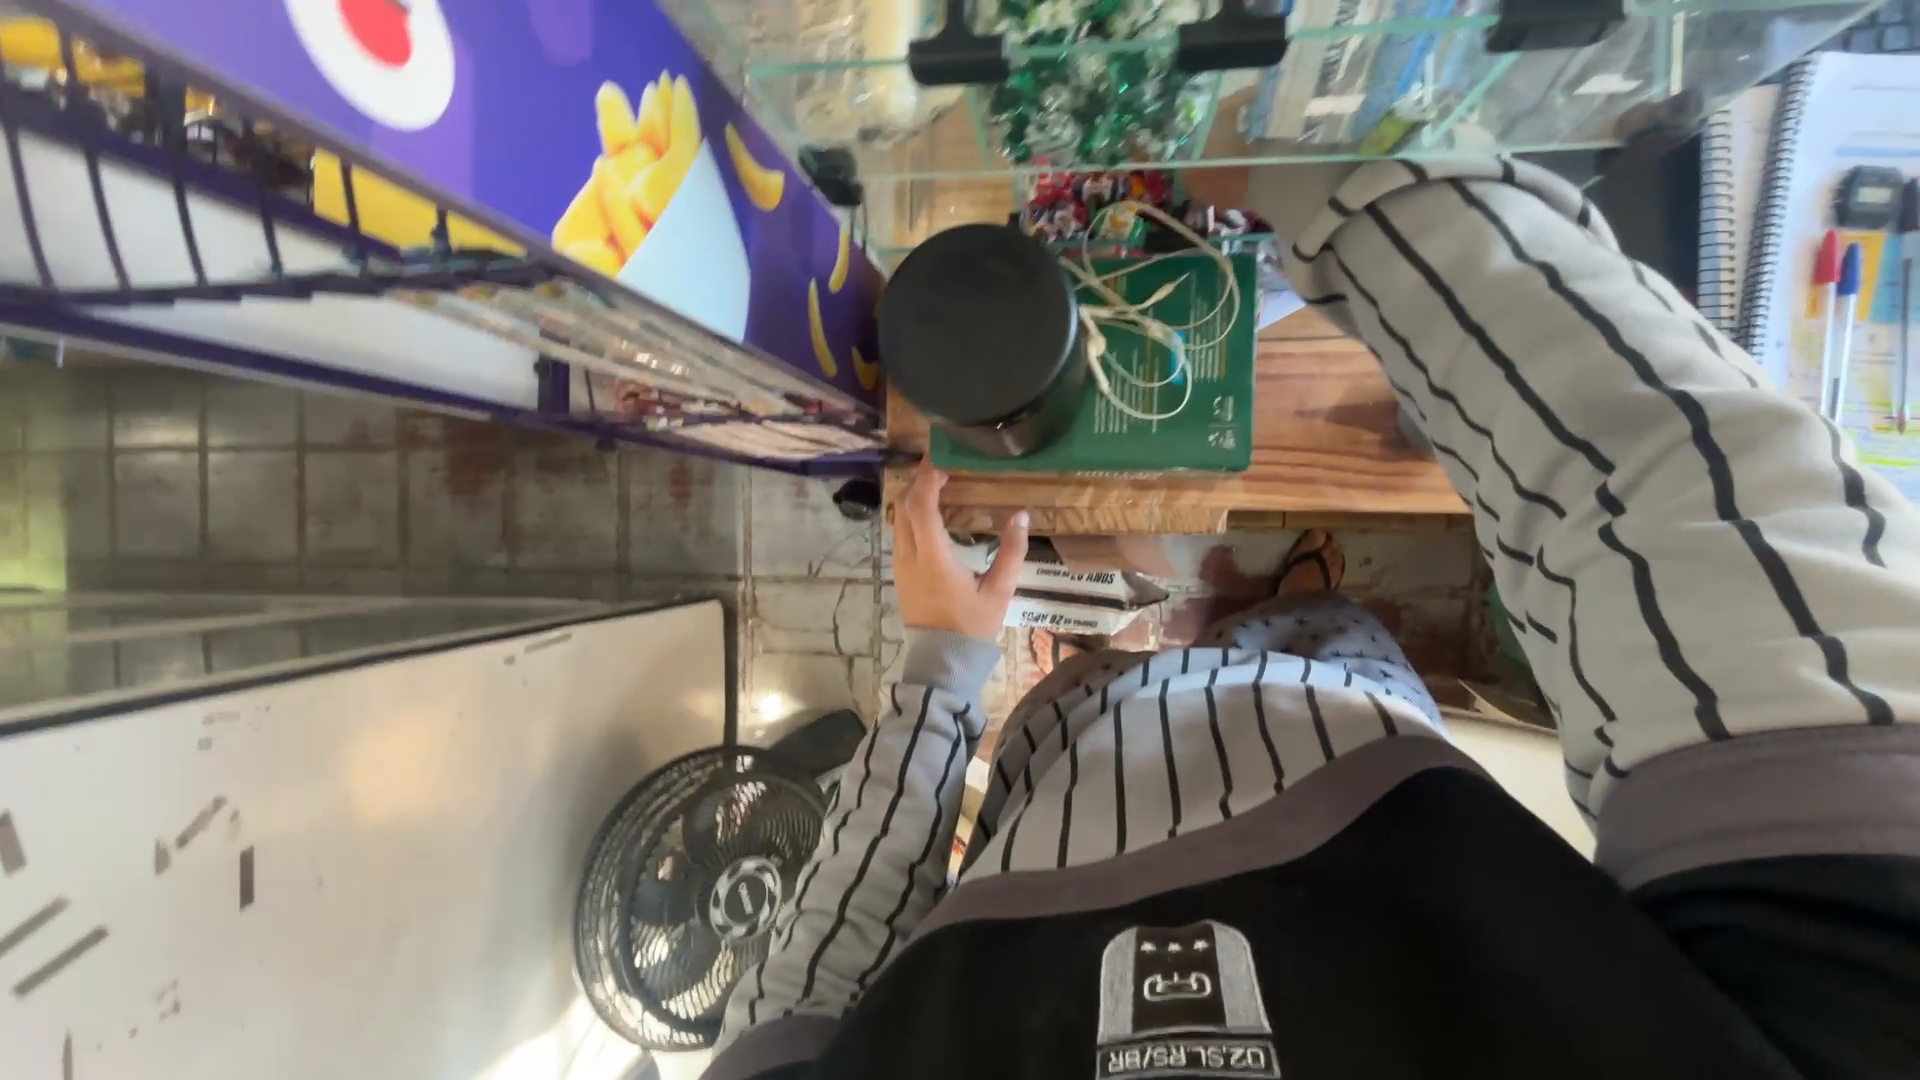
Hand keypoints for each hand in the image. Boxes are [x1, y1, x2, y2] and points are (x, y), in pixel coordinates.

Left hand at [894, 463, 1029, 641]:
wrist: (942, 659)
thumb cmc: (972, 625)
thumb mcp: (999, 591)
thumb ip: (1011, 552)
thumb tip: (1022, 515)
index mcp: (933, 559)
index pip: (921, 508)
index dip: (927, 480)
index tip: (940, 459)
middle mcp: (909, 557)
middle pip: (903, 507)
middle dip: (918, 481)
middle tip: (939, 463)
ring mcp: (900, 565)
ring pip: (898, 519)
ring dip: (914, 497)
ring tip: (937, 483)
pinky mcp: (900, 572)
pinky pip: (900, 533)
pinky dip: (912, 515)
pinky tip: (933, 513)